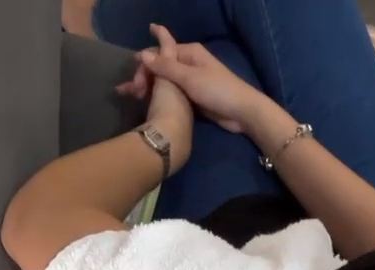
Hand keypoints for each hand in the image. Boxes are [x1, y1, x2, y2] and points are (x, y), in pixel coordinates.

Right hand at [118, 24, 280, 135]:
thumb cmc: (218, 91)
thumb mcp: (190, 78)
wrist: (242, 113)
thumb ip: (166, 68)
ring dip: (149, 88)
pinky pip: (172, 94)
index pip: (160, 51)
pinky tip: (149, 105)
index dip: (145, 61)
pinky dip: (160, 97)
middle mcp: (188, 64)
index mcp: (189, 53)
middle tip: (131, 91)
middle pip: (160, 67)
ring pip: (164, 82)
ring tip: (133, 97)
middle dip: (144, 76)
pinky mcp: (193, 98)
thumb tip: (143, 54)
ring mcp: (191, 82)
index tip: (132, 73)